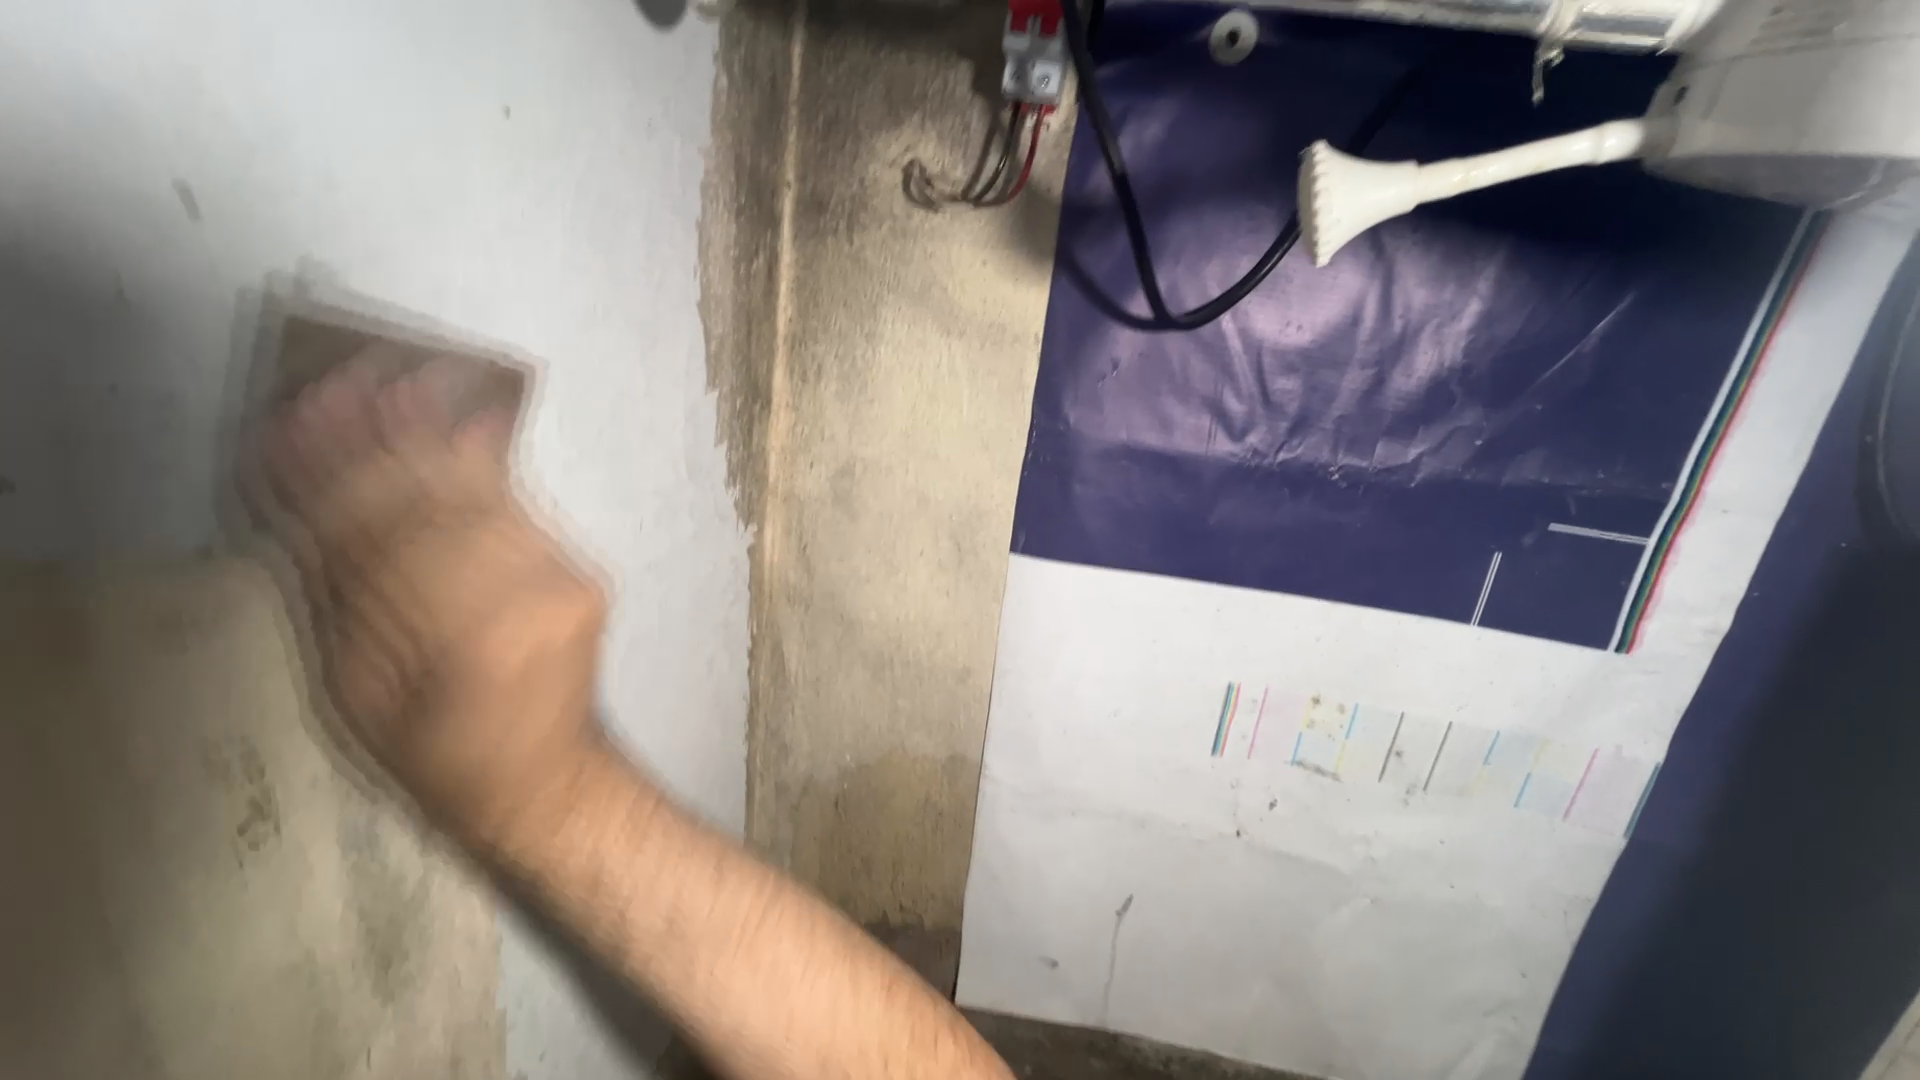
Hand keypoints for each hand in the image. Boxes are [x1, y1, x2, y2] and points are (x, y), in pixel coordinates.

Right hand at [252, 359, 607, 852]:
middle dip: (386, 437)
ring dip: (439, 436)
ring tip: (403, 375)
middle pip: (436, 503)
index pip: (382, 536)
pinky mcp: (584, 576)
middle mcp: (524, 603)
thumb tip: (307, 503)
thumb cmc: (432, 752)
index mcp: (457, 643)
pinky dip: (490, 466)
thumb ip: (339, 593)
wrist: (544, 774)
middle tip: (350, 372)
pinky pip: (526, 512)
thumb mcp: (354, 693)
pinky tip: (473, 418)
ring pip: (485, 498)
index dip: (336, 472)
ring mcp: (563, 585)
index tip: (301, 412)